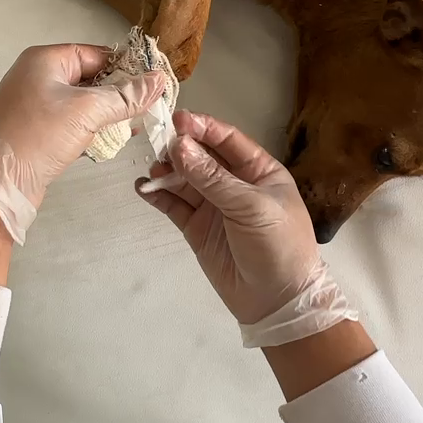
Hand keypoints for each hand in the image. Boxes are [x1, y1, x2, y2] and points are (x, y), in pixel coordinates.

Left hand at [0, 44, 166, 243]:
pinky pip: (72, 124)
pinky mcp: (37, 132)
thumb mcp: (86, 111)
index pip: (96, 54)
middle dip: (119, 93)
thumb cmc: (37, 136)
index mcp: (45, 60)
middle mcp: (38, 77)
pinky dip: (92, 130)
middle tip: (151, 107)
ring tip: (138, 124)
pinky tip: (115, 140)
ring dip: (108, 114)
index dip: (126, 67)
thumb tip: (159, 80)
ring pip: (82, 103)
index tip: (155, 82)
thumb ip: (125, 96)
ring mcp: (35, 106)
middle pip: (90, 78)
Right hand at [137, 111, 355, 345]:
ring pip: (183, 178)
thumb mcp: (251, 207)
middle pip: (201, 156)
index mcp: (259, 171)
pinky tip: (143, 188)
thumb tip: (178, 146)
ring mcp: (213, 206)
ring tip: (154, 171)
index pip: (227, 139)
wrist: (277, 302)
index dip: (202, 128)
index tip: (177, 121)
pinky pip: (173, 204)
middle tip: (159, 146)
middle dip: (180, 149)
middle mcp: (234, 183)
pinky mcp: (196, 227)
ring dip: (167, 171)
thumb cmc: (278, 246)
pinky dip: (157, 195)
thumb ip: (212, 178)